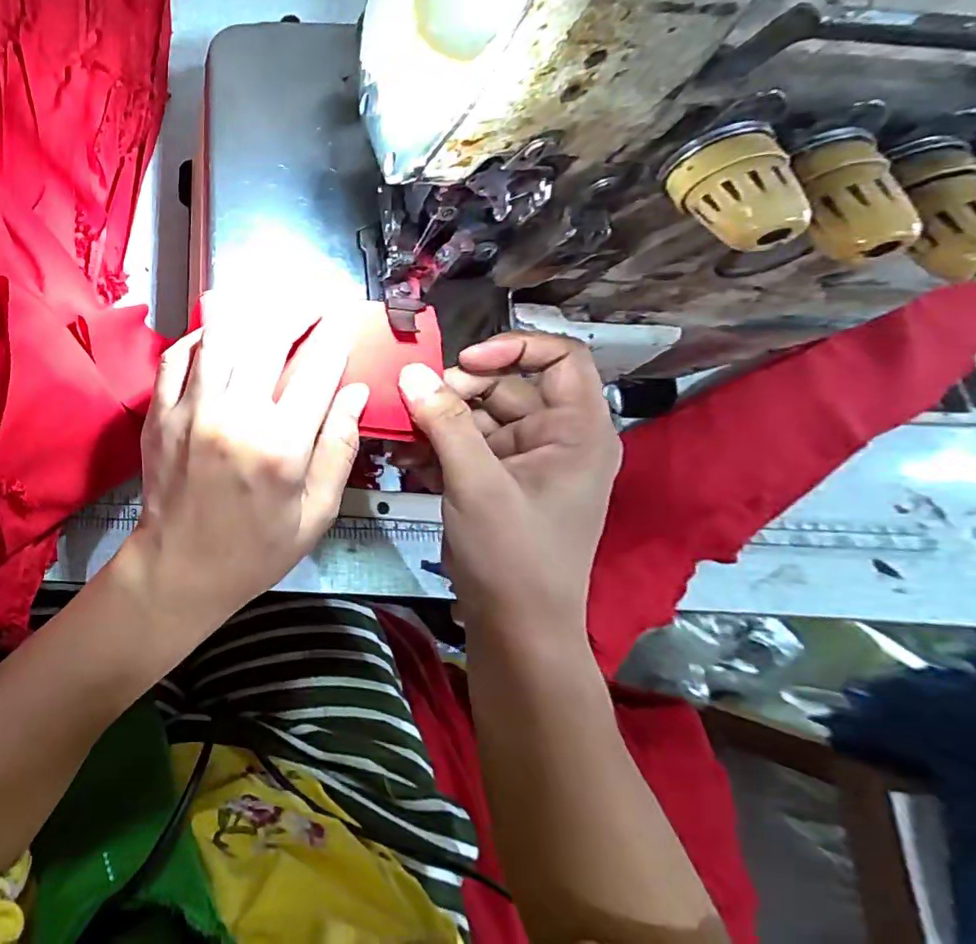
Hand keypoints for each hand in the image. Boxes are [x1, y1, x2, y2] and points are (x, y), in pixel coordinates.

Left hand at [126, 292, 369, 632]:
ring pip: (220, 336)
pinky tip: (218, 333)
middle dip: (296, 310)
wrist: (180, 567)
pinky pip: (177, 356)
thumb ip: (339, 449)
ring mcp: (190, 411)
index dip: (336, 333)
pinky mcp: (159, 414)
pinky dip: (199, 337)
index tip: (344, 316)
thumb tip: (356, 393)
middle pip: (268, 337)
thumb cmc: (255, 549)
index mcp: (281, 446)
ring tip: (267, 304)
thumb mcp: (315, 513)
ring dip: (248, 311)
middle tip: (311, 305)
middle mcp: (234, 418)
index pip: (317, 367)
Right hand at [398, 332, 620, 642]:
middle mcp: (555, 439)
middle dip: (456, 392)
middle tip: (415, 407)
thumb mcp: (477, 483)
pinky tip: (404, 458)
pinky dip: (437, 448)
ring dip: (437, 422)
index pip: (561, 358)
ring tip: (399, 434)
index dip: (514, 347)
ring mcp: (524, 462)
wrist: (515, 627)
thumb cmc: (513, 553)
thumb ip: (444, 424)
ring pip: (477, 418)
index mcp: (577, 431)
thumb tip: (411, 373)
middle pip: (506, 387)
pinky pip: (466, 448)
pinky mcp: (497, 484)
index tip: (462, 363)